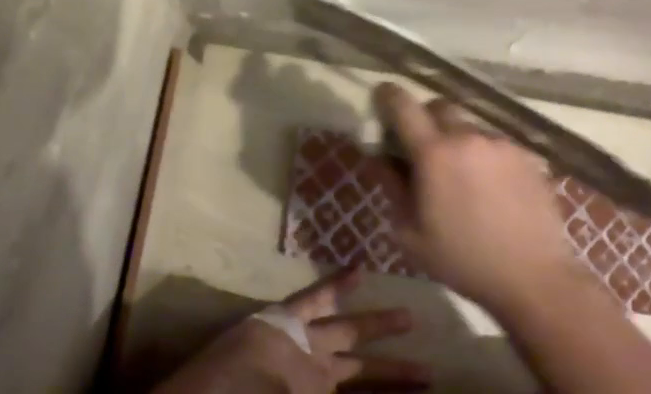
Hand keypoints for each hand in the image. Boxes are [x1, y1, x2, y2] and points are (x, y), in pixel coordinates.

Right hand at [152, 267, 428, 392]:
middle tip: (412, 319)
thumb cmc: (222, 365)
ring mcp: (319, 377)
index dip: (338, 285)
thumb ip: (266, 337)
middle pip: (350, 332)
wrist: (234, 389)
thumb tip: (269, 347)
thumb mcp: (242, 341)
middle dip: (380, 325)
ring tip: (428, 375)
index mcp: (281, 324)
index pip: (315, 298)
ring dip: (397, 373)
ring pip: (364, 373)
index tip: (361, 270)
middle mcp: (307, 347)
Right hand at [373, 83, 589, 312]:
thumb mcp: (410, 235)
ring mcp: (500, 144)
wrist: (534, 277)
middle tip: (425, 145)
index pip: (403, 105)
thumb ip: (392, 188)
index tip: (382, 96)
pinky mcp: (526, 155)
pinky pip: (496, 144)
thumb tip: (381, 158)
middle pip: (440, 106)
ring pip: (470, 126)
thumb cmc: (463, 260)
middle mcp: (467, 137)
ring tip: (464, 174)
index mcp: (433, 153)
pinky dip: (486, 156)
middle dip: (427, 117)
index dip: (389, 95)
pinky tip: (493, 187)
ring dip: (459, 139)